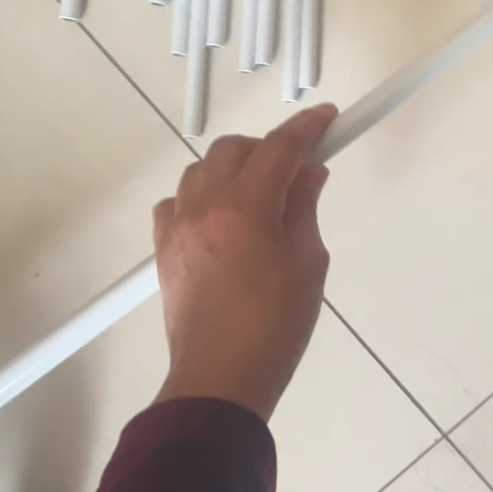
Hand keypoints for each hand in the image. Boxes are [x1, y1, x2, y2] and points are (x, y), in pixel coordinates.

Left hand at [151, 104, 337, 420]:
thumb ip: (304, 208)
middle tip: (301, 167)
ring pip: (202, 170)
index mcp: (246, 209)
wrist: (223, 374)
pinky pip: (179, 200)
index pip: (279, 149)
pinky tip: (228, 216)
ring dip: (237, 168)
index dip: (307, 127)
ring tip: (266, 193)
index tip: (328, 117)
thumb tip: (309, 173)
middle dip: (270, 147)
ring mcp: (177, 227)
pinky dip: (206, 194)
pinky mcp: (164, 248)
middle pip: (233, 149)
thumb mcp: (308, 260)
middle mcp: (204, 207)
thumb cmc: (278, 322)